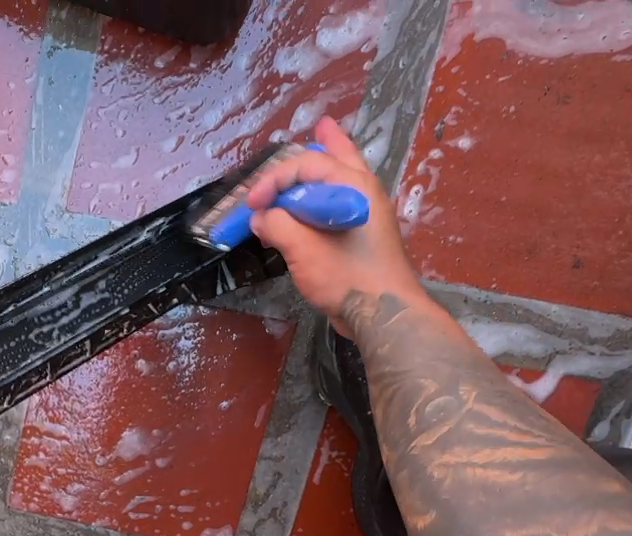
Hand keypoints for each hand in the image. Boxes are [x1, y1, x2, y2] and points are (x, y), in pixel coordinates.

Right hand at [246, 116, 427, 335]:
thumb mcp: (303, 250)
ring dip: (329, 164)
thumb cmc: (346, 277)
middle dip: (326, 143)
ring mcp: (366, 214)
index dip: (274, 180)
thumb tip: (260, 218)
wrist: (381, 312)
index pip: (307, 165)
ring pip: (344, 179)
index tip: (251, 204)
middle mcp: (363, 193)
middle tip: (321, 126)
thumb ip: (278, 226)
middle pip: (341, 158)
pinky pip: (340, 202)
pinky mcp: (362, 236)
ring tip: (327, 143)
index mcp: (352, 187)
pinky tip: (316, 202)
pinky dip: (325, 194)